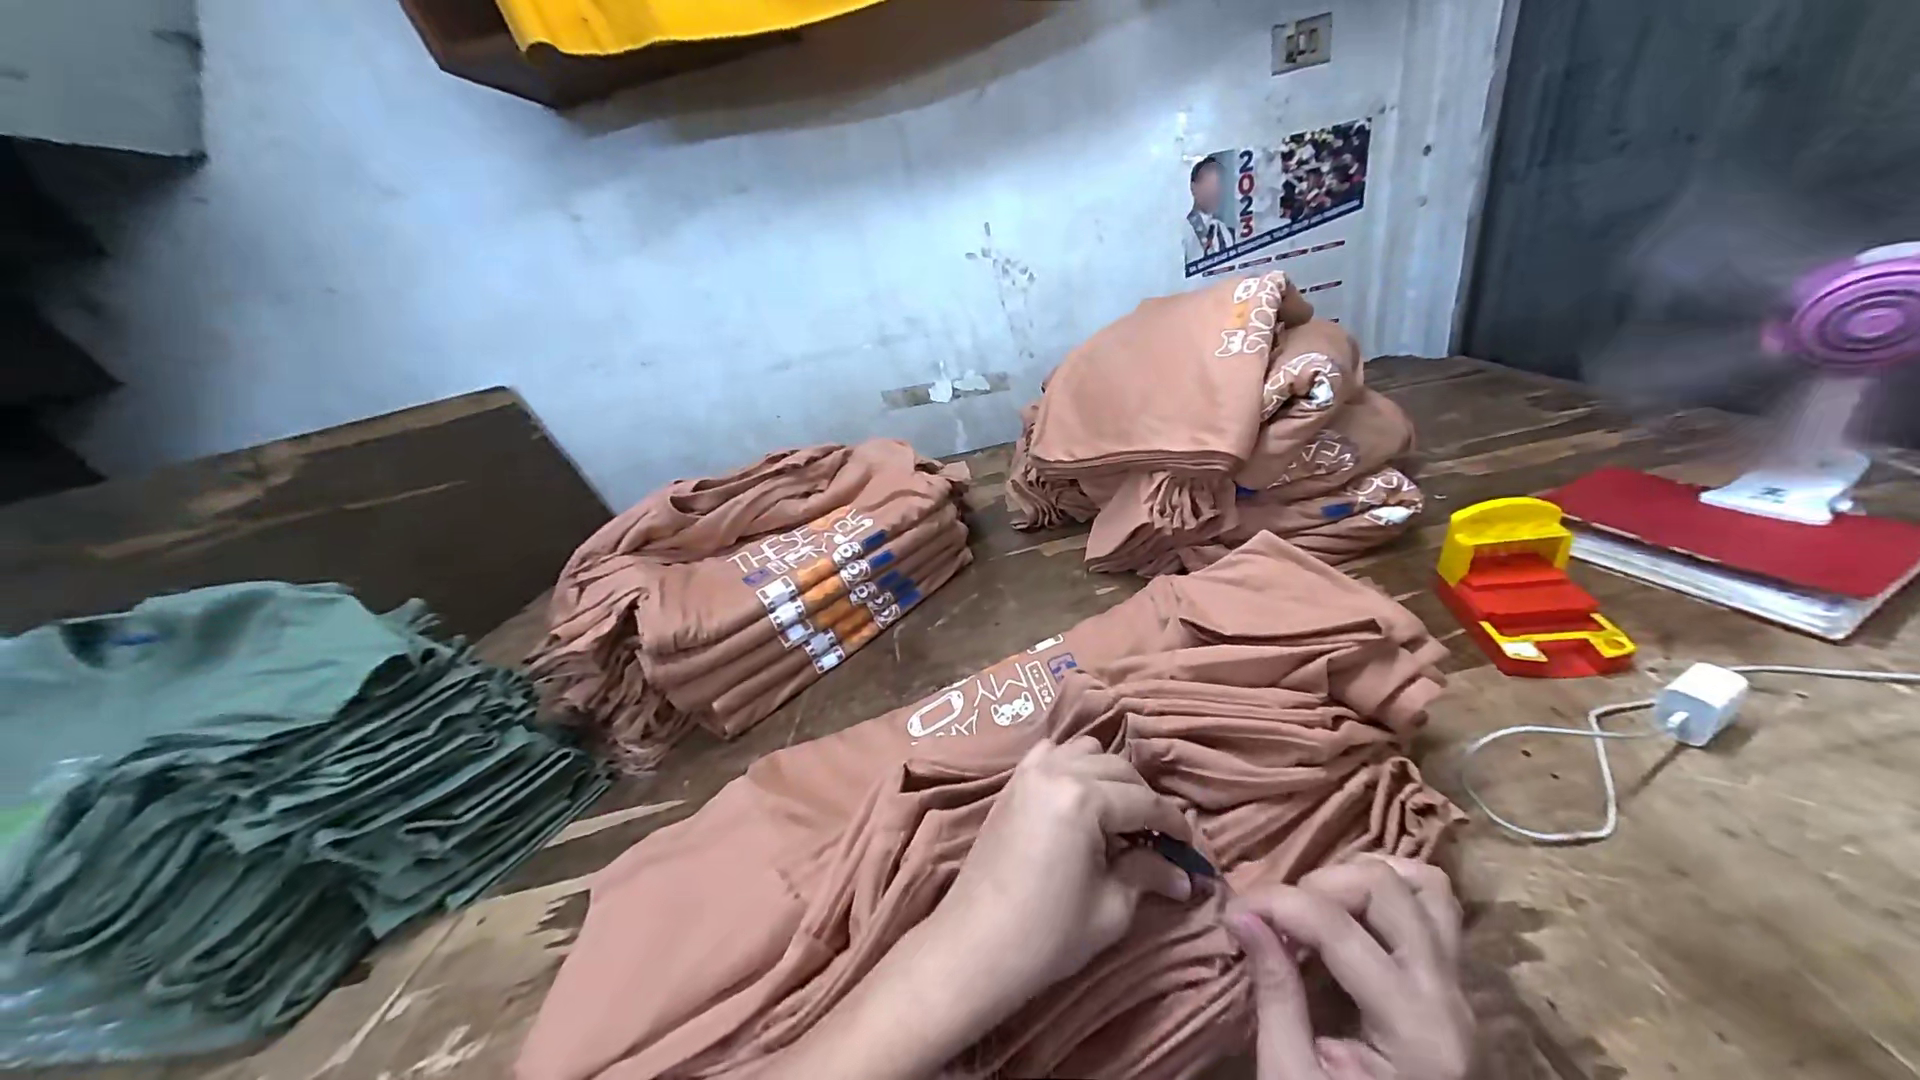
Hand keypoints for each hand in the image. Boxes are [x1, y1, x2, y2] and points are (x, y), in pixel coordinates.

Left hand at [921, 736, 1196, 1009]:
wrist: (976, 944)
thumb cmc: (1048, 933)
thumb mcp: (1111, 907)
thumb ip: (1148, 875)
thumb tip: (1182, 874)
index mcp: (1083, 798)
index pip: (1145, 801)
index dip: (1174, 825)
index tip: (1191, 849)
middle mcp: (1056, 771)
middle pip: (1119, 769)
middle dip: (1145, 800)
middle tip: (1158, 839)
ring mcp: (1029, 772)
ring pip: (1086, 751)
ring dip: (1110, 777)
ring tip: (1118, 818)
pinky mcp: (1012, 783)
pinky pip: (1050, 753)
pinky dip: (1072, 765)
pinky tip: (1078, 796)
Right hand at [1225, 855, 1471, 1079]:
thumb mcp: (1291, 1075)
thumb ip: (1274, 991)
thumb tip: (1239, 914)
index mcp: (1415, 1032)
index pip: (1336, 926)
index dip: (1274, 903)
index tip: (1232, 912)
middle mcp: (1451, 999)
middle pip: (1385, 888)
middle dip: (1316, 885)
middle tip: (1278, 915)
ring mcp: (1461, 989)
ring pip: (1425, 885)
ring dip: (1358, 877)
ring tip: (1316, 904)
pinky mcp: (1455, 985)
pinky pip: (1437, 907)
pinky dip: (1391, 888)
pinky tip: (1350, 907)